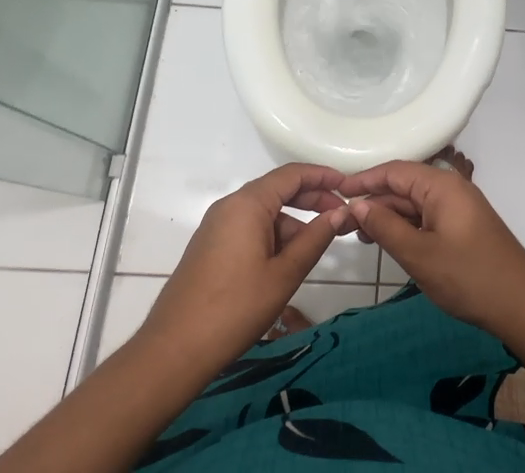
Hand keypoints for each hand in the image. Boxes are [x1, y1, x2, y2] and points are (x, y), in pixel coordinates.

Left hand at [138, 164, 353, 370]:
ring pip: (264, 213)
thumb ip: (315, 239)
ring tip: (319, 247)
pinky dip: (274, 236)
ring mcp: (217, 227)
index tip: (349, 186)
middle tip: (342, 216)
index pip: (292, 174)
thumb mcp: (284, 274)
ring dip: (294, 223)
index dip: (323, 176)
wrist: (175, 349)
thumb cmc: (236, 308)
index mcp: (247, 204)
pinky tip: (289, 261)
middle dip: (312, 199)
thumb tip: (340, 212)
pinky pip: (249, 229)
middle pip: (278, 190)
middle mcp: (230, 207)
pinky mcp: (211, 247)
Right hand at [338, 160, 524, 333]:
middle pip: (404, 186)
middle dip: (374, 201)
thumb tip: (358, 205)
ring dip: (388, 216)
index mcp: (442, 186)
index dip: (364, 180)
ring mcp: (459, 209)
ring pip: (414, 204)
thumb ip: (385, 227)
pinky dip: (405, 227)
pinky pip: (426, 218)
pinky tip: (388, 242)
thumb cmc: (468, 276)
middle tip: (341, 222)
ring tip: (358, 235)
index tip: (336, 191)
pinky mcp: (462, 228)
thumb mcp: (419, 254)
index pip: (395, 171)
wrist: (521, 304)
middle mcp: (451, 190)